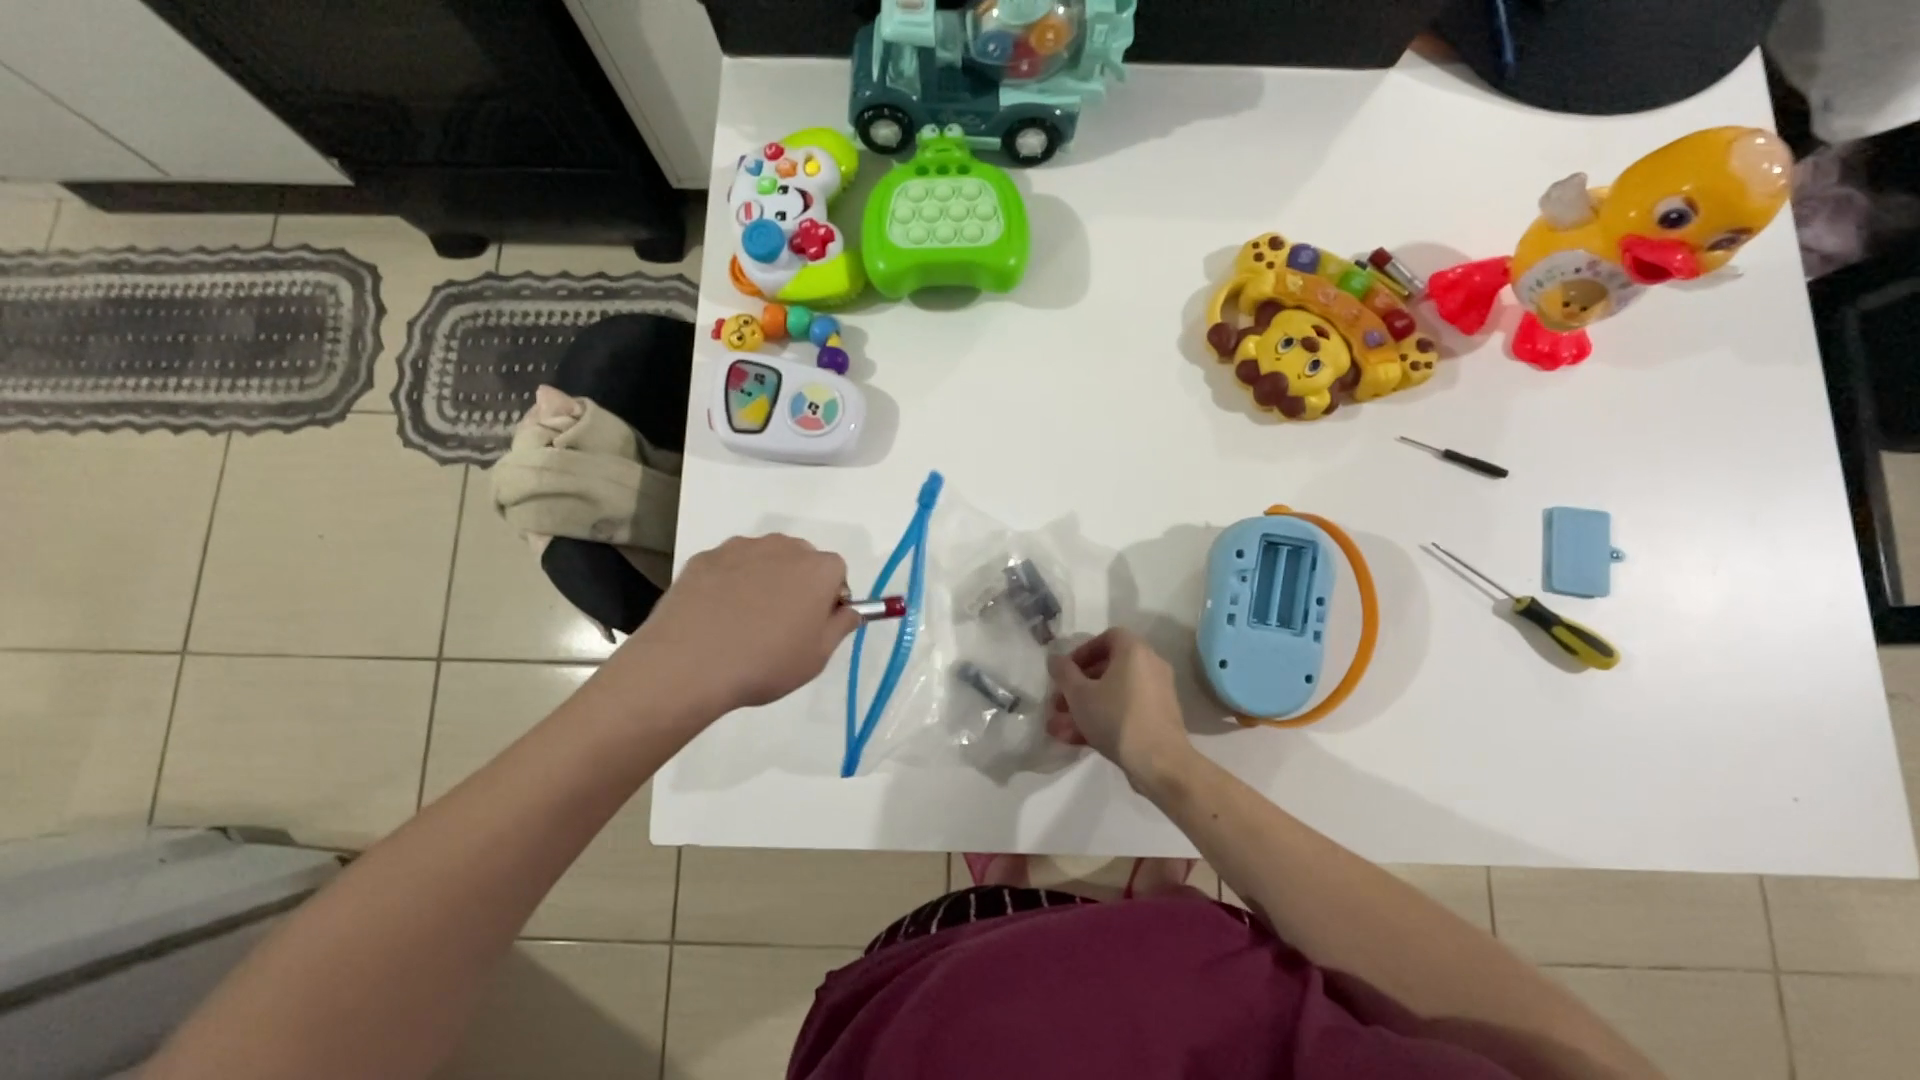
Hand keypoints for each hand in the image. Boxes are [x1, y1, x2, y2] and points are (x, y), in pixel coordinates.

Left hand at [624, 534, 858, 714]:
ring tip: (743, 622)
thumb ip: (841, 626)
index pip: (837, 574)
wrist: (689, 663)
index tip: (813, 626)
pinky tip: (715, 617)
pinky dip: (728, 584)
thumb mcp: (817, 657)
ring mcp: (740, 548)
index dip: (828, 600)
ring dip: (762, 581)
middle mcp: (783, 547)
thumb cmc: (765, 663)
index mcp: (818, 569)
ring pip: (763, 560)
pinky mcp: (705, 558)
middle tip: (780, 626)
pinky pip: (728, 567)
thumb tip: (848, 610)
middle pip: (801, 560)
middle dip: (797, 585)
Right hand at [1045, 628, 1194, 790]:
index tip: (1066, 670)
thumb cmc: (1116, 718)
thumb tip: (1055, 659)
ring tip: (1058, 727)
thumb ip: (1063, 673)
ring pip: (1113, 694)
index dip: (1083, 651)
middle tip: (1057, 702)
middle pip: (1108, 669)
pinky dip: (1102, 719)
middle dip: (1078, 686)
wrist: (1159, 762)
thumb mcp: (1080, 695)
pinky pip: (1124, 711)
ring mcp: (1156, 694)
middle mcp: (1150, 666)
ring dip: (1085, 707)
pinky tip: (1075, 739)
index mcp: (1134, 652)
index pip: (1107, 637)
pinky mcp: (1158, 718)